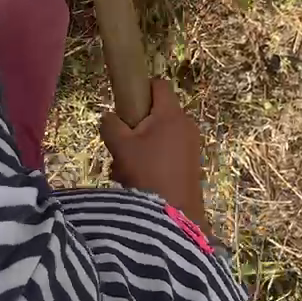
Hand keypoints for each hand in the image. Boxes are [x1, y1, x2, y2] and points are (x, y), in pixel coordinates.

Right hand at [100, 79, 205, 225]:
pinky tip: (137, 181)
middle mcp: (186, 125)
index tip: (126, 103)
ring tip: (124, 170)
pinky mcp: (191, 165)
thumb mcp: (120, 146)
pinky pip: (168, 152)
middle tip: (122, 144)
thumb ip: (110, 124)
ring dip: (140, 147)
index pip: (159, 84)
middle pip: (157, 113)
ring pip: (160, 136)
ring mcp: (191, 146)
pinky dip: (152, 160)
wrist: (175, 216)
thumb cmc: (147, 173)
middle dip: (136, 126)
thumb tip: (109, 118)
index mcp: (171, 114)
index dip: (141, 87)